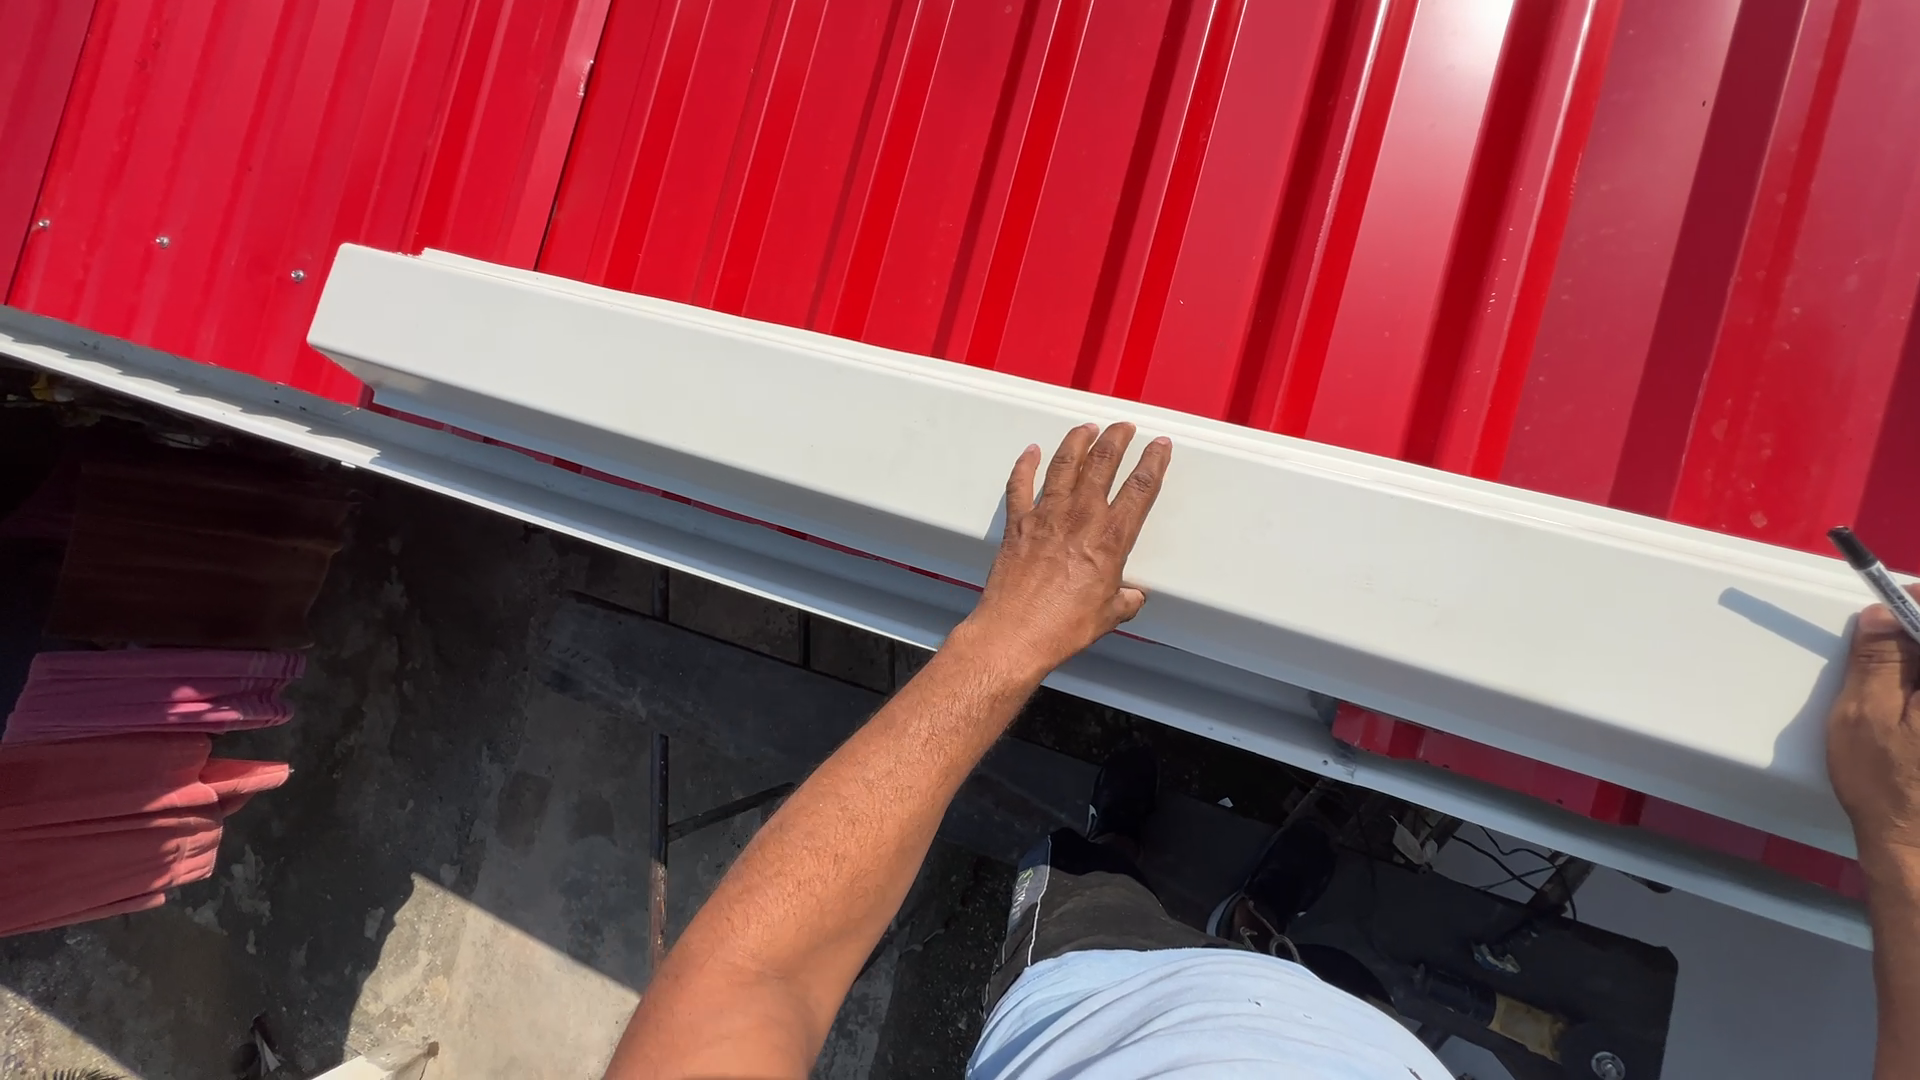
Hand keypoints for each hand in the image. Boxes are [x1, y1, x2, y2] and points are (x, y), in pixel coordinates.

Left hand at [953, 422, 1170, 681]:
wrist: (1015, 633)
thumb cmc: (1062, 627)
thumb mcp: (1109, 616)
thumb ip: (1125, 599)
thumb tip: (1133, 596)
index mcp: (1110, 539)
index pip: (1140, 489)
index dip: (1153, 462)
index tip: (1159, 446)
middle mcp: (1080, 518)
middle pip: (1103, 463)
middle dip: (1117, 438)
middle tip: (1124, 426)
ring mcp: (1046, 516)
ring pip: (1064, 464)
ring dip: (1077, 441)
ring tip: (1087, 427)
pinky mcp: (1017, 523)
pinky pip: (1020, 484)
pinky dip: (1025, 465)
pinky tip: (1030, 451)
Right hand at [1827, 587, 1919, 863]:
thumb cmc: (1887, 780)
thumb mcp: (1865, 715)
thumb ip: (1878, 662)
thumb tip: (1883, 616)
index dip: (1919, 607)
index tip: (1895, 601)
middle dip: (1915, 638)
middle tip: (1892, 636)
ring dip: (1917, 666)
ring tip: (1900, 673)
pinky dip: (1918, 686)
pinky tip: (1911, 699)